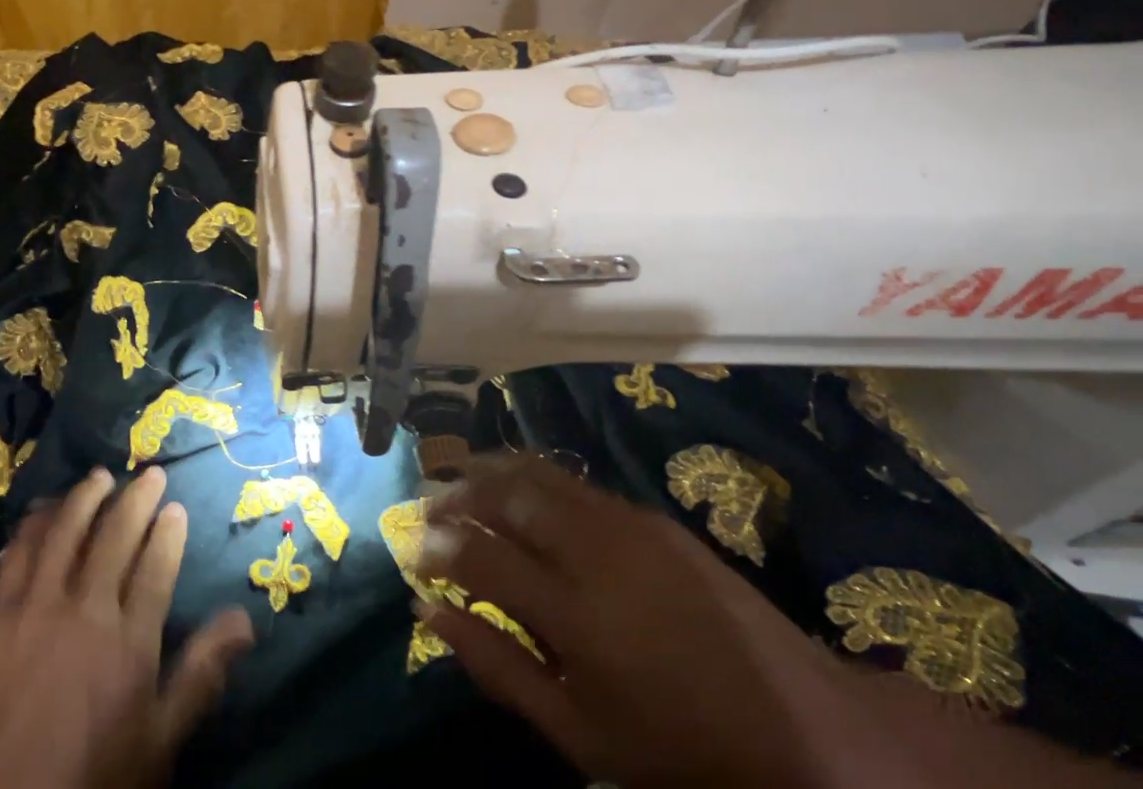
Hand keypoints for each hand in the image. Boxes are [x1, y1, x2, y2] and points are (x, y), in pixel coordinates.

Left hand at [0, 466, 253, 788]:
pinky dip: (34, 524)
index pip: (155, 566)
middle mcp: (84, 608)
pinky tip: (43, 510)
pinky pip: (17, 553)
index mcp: (129, 640)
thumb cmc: (91, 773)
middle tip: (149, 473)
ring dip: (83, 498)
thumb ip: (201, 676)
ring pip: (63, 532)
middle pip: (113, 537)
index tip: (175, 506)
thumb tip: (244, 620)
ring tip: (99, 476)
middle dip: (135, 500)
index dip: (168, 532)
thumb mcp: (160, 740)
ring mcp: (35, 606)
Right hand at [415, 455, 924, 787]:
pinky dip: (535, 479)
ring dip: (491, 472)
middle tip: (426, 502)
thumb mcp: (578, 731)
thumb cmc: (678, 744)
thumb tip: (427, 612)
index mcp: (574, 614)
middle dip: (456, 493)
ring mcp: (631, 529)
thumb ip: (497, 665)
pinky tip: (522, 492)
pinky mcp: (658, 521)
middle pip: (506, 498)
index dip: (434, 546)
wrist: (806, 728)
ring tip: (460, 478)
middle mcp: (597, 554)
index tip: (411, 548)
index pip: (478, 556)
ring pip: (542, 476)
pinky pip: (579, 485)